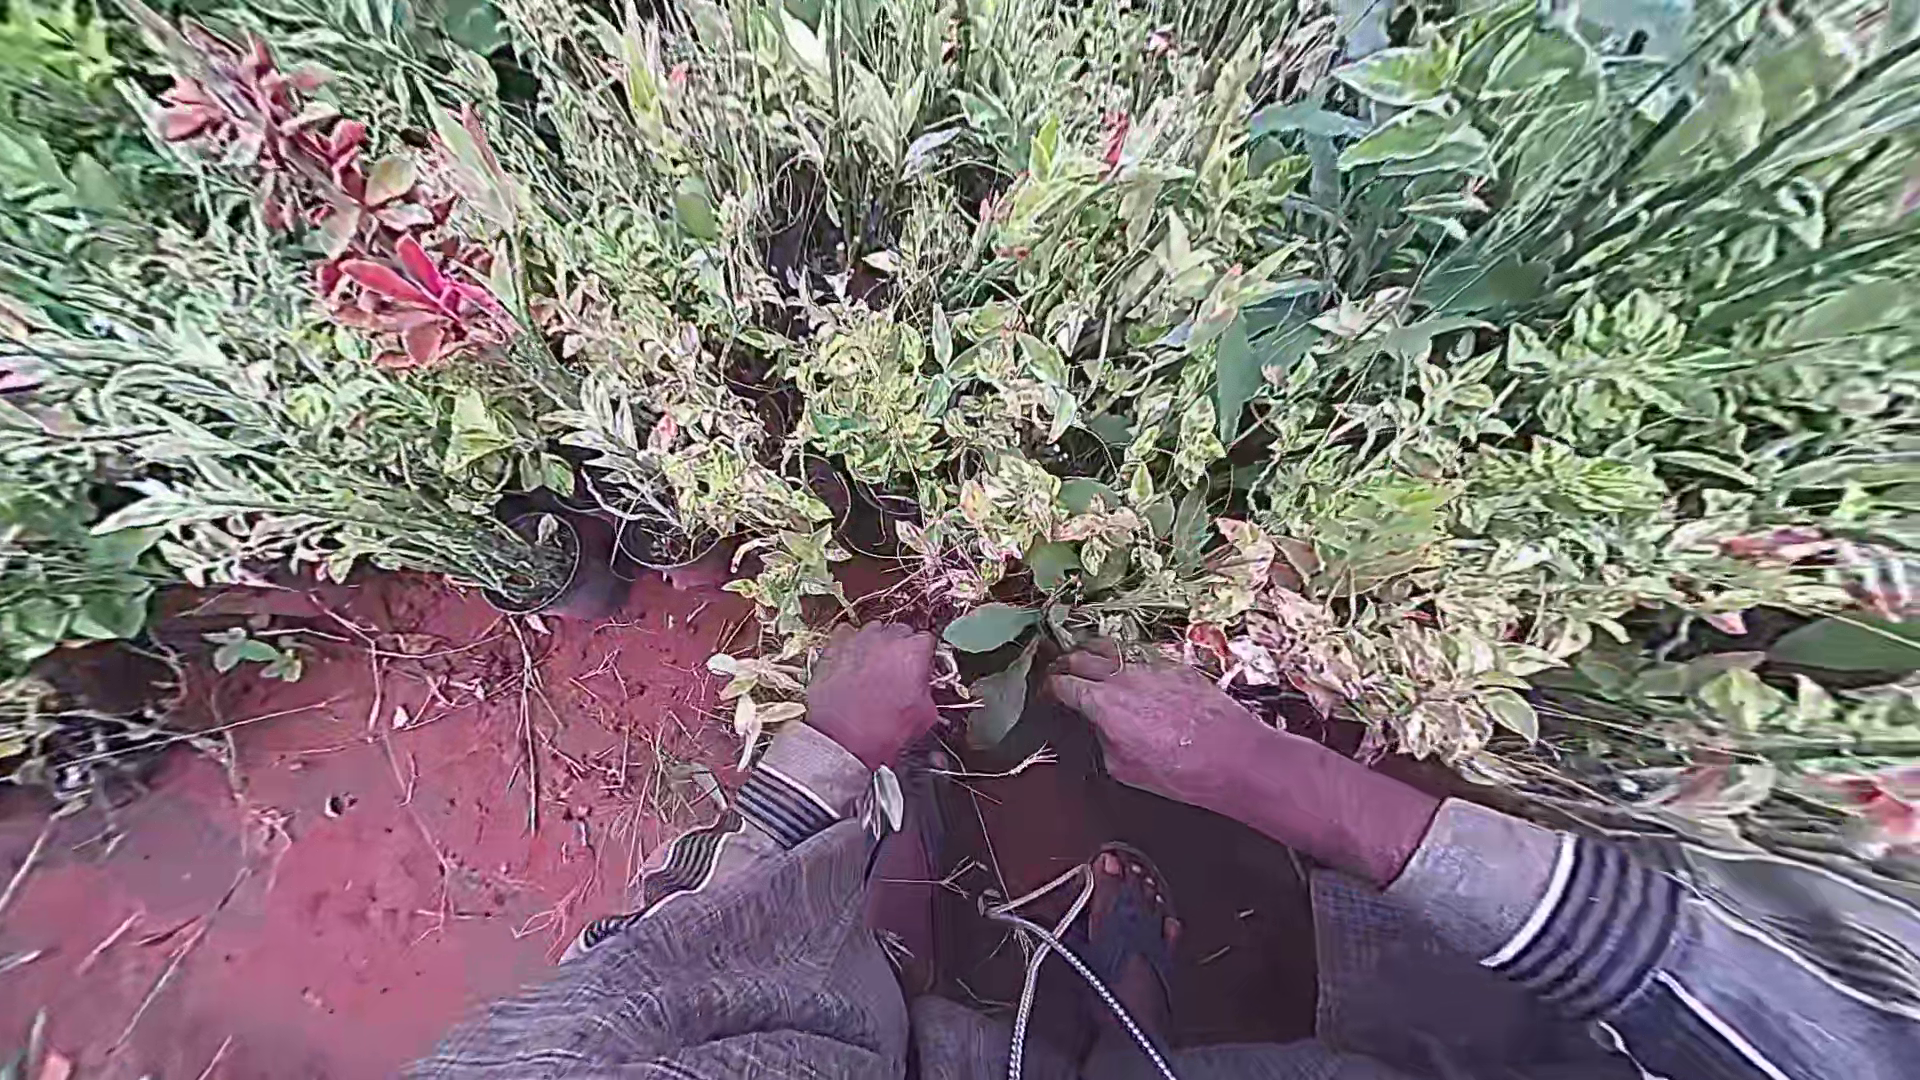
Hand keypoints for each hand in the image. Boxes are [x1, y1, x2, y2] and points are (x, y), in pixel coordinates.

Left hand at [807, 621, 938, 768]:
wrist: (840, 741)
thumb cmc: (878, 731)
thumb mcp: (925, 715)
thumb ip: (928, 689)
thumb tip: (923, 687)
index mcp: (914, 651)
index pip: (927, 640)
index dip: (924, 655)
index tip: (920, 666)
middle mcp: (887, 638)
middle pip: (901, 631)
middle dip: (901, 648)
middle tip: (896, 671)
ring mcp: (859, 639)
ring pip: (874, 630)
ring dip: (876, 645)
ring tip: (872, 669)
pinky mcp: (835, 645)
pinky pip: (847, 634)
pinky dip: (850, 644)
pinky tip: (851, 662)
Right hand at [1045, 642, 1268, 809]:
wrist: (1233, 756)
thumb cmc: (1179, 772)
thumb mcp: (1124, 768)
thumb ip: (1102, 739)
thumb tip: (1098, 725)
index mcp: (1102, 702)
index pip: (1062, 683)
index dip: (1049, 688)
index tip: (1048, 693)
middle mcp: (1120, 675)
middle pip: (1078, 656)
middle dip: (1063, 664)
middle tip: (1058, 671)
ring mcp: (1147, 664)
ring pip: (1107, 646)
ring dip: (1089, 650)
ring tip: (1084, 657)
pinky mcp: (1172, 663)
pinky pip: (1137, 652)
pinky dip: (1122, 657)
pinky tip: (1126, 667)